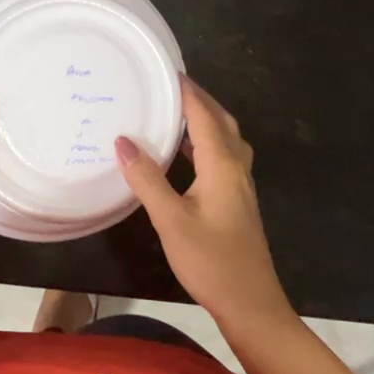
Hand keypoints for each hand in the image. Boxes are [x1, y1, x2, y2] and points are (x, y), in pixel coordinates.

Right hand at [116, 78, 293, 327]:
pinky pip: (223, 157)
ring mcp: (240, 186)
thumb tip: (122, 141)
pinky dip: (205, 143)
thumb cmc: (211, 261)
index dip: (187, 92)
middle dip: (199, 100)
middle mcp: (235, 168)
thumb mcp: (171, 220)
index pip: (203, 116)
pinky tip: (186, 155)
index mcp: (222, 165)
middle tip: (170, 86)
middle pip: (221, 122)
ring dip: (205, 121)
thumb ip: (147, 180)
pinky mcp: (237, 202)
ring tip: (175, 112)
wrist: (251, 303)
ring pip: (226, 140)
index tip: (166, 70)